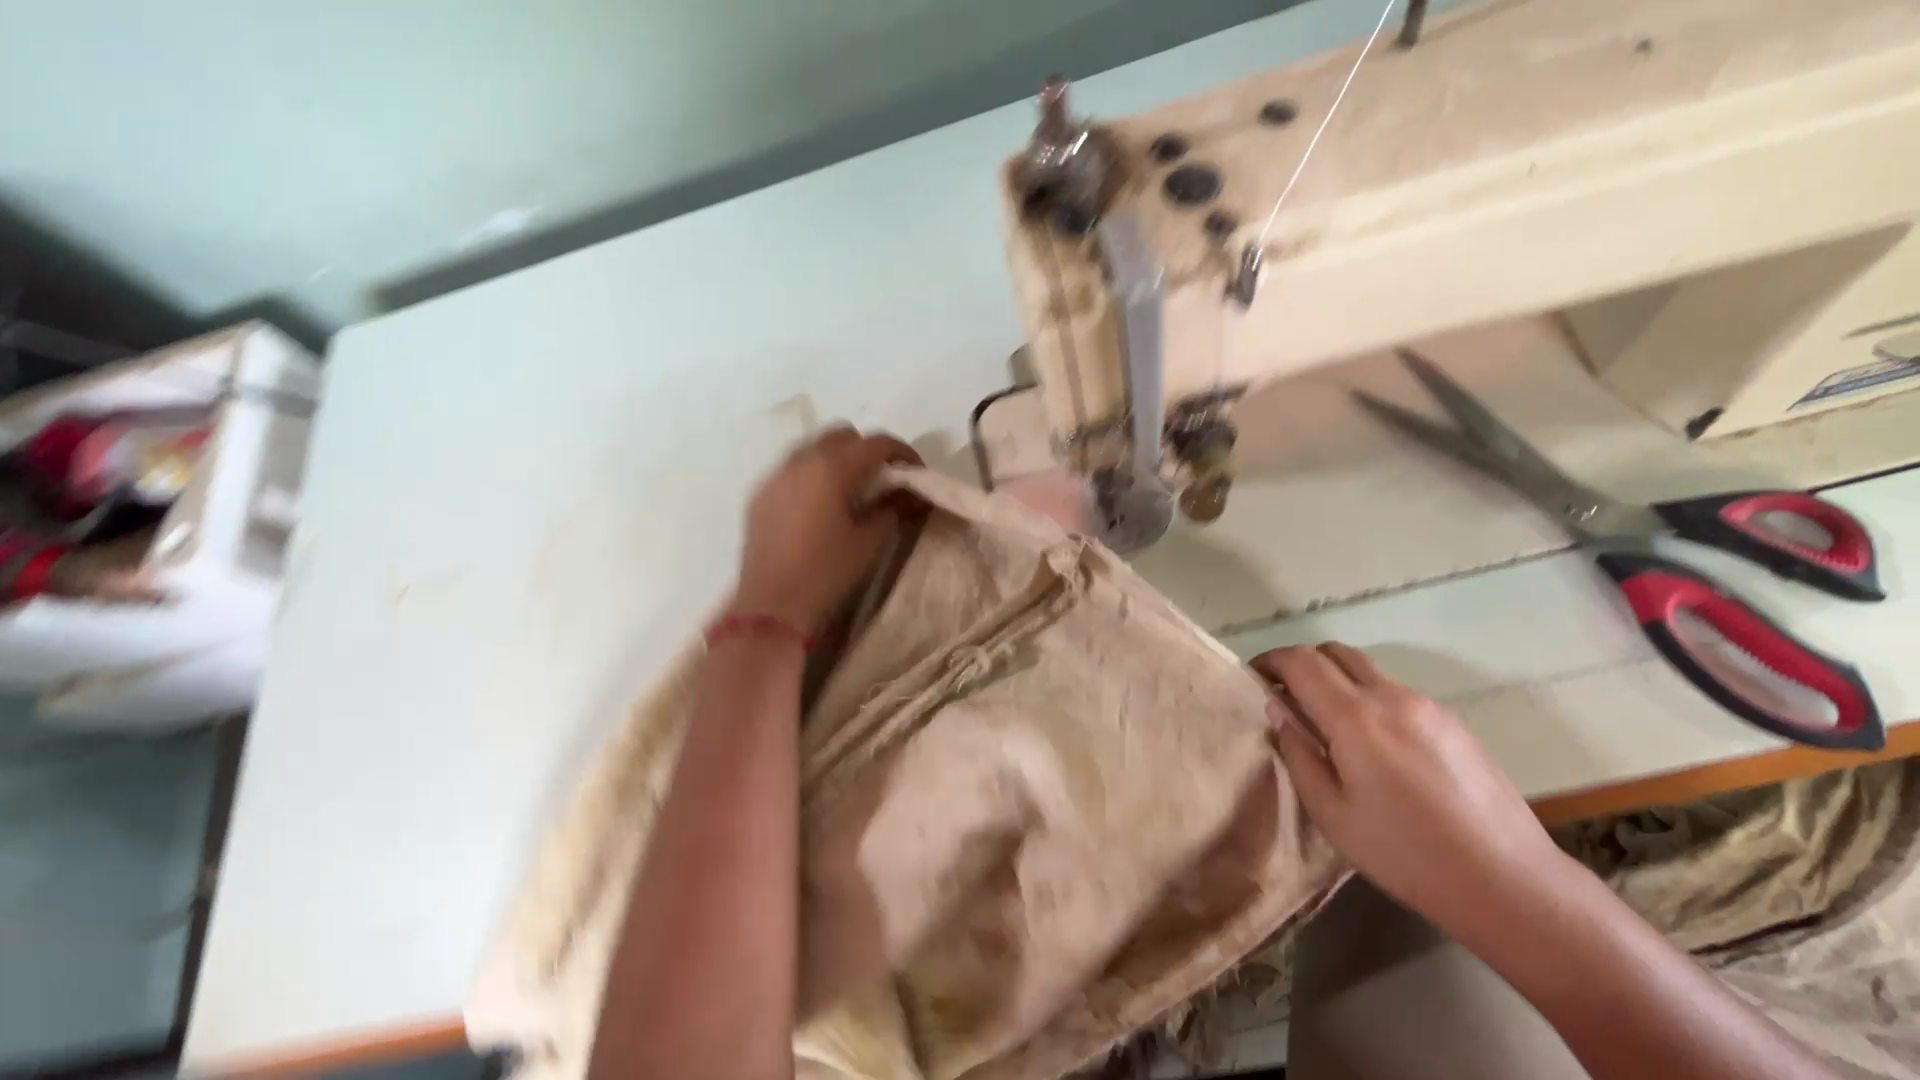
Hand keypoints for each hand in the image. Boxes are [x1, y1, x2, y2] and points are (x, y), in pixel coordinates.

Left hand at [733, 426, 922, 633]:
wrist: (772, 606)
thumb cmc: (827, 573)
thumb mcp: (870, 542)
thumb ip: (892, 508)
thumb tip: (908, 494)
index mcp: (832, 468)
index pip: (876, 443)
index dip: (902, 453)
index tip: (916, 473)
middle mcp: (800, 461)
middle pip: (841, 436)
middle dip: (866, 450)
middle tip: (881, 480)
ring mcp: (775, 476)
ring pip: (812, 448)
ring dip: (836, 459)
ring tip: (849, 491)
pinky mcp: (759, 495)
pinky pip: (791, 469)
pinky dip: (811, 475)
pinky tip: (818, 506)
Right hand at [1252, 644, 1566, 938]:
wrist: (1504, 879)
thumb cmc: (1404, 853)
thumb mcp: (1331, 813)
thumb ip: (1299, 753)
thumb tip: (1278, 710)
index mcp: (1356, 717)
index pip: (1301, 662)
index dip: (1271, 661)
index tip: (1253, 678)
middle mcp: (1392, 697)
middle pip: (1335, 653)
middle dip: (1302, 664)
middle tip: (1284, 696)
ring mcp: (1428, 707)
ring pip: (1369, 671)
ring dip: (1337, 681)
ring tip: (1326, 724)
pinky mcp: (1453, 723)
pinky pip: (1396, 694)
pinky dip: (1368, 699)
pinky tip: (1372, 746)